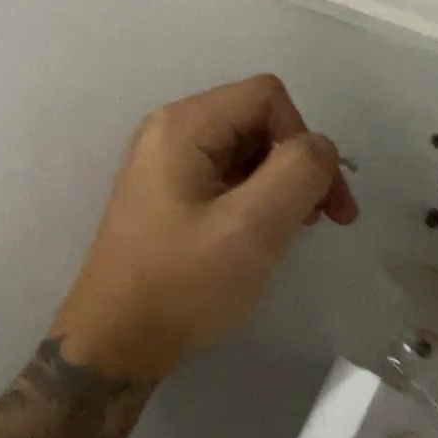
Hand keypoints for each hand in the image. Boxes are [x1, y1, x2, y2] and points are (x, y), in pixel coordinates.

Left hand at [49, 74, 359, 380]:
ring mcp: (167, 158)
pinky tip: (261, 235)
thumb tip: (319, 146)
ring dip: (279, 183)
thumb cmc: (182, 284)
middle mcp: (172, 128)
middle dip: (296, 163)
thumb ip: (298, 173)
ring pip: (245, 147)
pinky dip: (255, 196)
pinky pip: (226, 172)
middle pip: (257, 118)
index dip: (302, 138)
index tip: (322, 199)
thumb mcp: (251, 229)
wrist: (116, 340)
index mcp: (184, 124)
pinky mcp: (168, 187)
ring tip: (292, 231)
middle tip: (322, 221)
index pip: (266, 96)